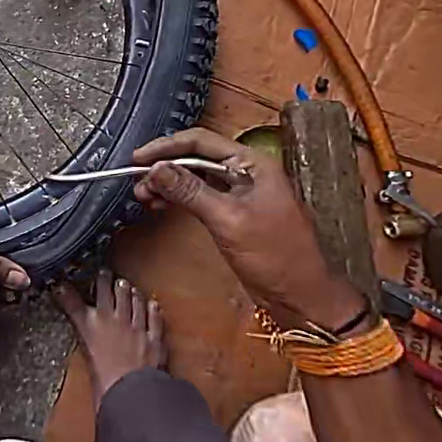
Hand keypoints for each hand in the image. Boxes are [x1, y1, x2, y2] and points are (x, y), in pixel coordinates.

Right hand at [132, 129, 362, 331]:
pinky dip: (176, 197)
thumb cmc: (278, 258)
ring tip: (144, 196)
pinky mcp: (232, 212)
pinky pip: (197, 194)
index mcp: (253, 165)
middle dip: (163, 167)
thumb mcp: (228, 220)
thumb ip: (190, 191)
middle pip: (195, 157)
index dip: (166, 147)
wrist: (304, 299)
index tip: (138, 158)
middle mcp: (246, 173)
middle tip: (137, 180)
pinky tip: (160, 204)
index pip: (201, 142)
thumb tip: (156, 169)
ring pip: (193, 176)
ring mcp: (239, 192)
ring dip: (167, 183)